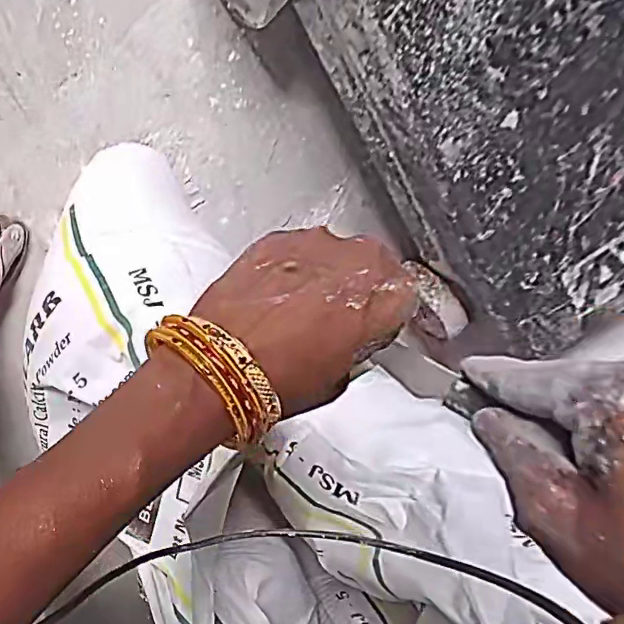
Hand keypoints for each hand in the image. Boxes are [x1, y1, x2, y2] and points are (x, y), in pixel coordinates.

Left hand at [189, 229, 416, 415]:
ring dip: (319, 277)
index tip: (372, 324)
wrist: (219, 367)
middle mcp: (354, 260)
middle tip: (331, 320)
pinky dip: (285, 269)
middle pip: (370, 266)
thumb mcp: (335, 380)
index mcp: (383, 296)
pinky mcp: (271, 243)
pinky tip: (271, 298)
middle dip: (355, 290)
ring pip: (329, 255)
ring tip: (293, 312)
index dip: (386, 313)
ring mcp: (311, 246)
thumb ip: (355, 349)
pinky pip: (291, 252)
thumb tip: (347, 345)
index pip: (405, 294)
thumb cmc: (272, 380)